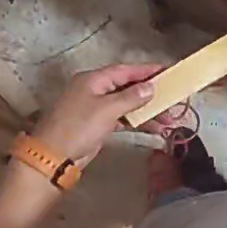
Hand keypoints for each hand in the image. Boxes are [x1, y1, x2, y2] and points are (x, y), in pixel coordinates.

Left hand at [30, 63, 166, 163]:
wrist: (53, 157)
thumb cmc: (79, 127)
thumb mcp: (107, 110)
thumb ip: (132, 97)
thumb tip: (151, 87)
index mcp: (93, 80)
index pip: (126, 70)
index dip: (148, 71)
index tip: (169, 71)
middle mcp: (95, 90)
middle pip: (129, 86)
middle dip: (151, 94)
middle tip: (173, 98)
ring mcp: (96, 107)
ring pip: (128, 103)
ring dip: (148, 110)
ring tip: (168, 119)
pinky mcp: (98, 123)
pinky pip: (123, 117)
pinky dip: (138, 121)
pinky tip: (155, 128)